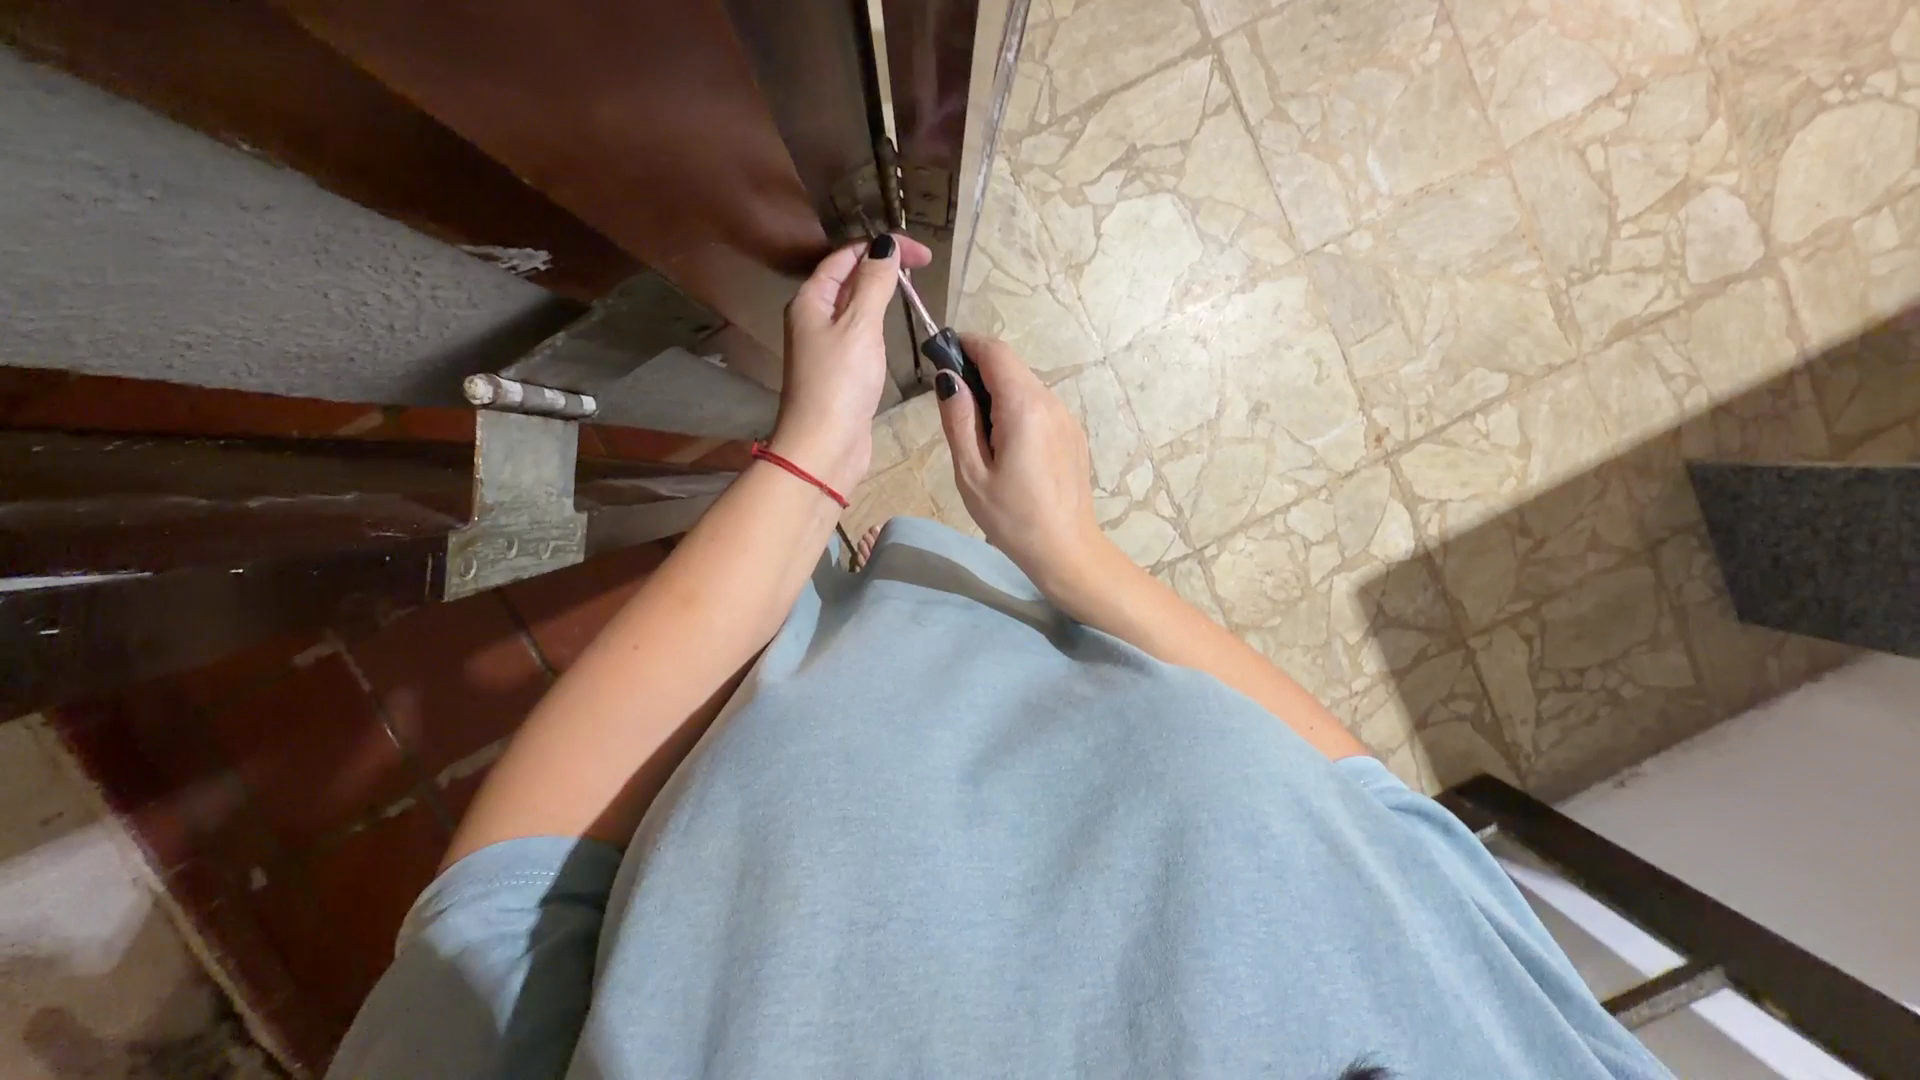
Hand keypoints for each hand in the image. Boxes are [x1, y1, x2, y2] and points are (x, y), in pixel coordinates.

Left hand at [769, 234, 931, 494]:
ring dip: (881, 293)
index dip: (882, 246)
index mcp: (811, 299)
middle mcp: (813, 317)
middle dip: (882, 266)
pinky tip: (895, 328)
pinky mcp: (840, 370)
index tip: (923, 255)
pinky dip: (878, 323)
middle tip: (922, 270)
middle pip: (848, 278)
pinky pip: (859, 333)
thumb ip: (875, 283)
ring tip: (912, 291)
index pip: (846, 256)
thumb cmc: (839, 383)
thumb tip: (886, 245)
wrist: (824, 446)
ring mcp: (826, 345)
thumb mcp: (860, 325)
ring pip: (855, 306)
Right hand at [935, 335, 1121, 603]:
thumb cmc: (1011, 517)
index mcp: (1024, 407)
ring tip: (977, 437)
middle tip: (952, 407)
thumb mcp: (971, 472)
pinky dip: (1016, 411)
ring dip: (997, 394)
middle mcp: (1051, 401)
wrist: (1066, 549)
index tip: (940, 354)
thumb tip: (947, 377)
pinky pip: (1039, 407)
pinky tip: (1005, 449)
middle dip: (978, 372)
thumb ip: (958, 419)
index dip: (966, 344)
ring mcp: (1066, 418)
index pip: (995, 351)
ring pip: (1025, 387)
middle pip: (1011, 367)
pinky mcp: (1072, 434)